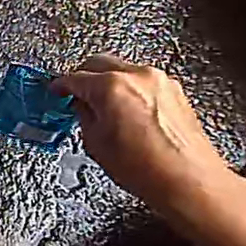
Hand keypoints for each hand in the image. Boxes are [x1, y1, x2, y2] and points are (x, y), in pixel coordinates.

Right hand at [52, 55, 233, 210]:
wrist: (188, 181)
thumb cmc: (147, 169)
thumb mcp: (96, 143)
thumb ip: (84, 116)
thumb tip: (83, 107)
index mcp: (111, 87)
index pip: (75, 77)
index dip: (61, 85)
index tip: (57, 90)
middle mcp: (138, 76)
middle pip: (100, 63)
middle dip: (84, 77)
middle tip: (74, 94)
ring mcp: (160, 81)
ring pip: (123, 70)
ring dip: (108, 82)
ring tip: (102, 107)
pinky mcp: (175, 92)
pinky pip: (143, 81)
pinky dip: (129, 90)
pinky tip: (125, 111)